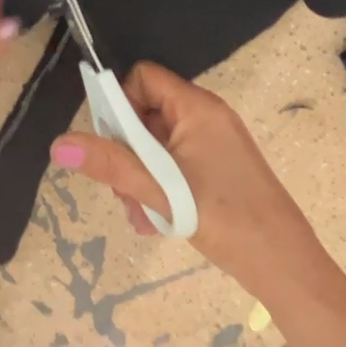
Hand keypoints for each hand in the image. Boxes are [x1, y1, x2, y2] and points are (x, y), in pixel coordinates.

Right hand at [48, 62, 318, 293]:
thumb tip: (58, 144)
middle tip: (123, 187)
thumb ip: (107, 163)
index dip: (120, 102)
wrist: (288, 269)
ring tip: (140, 212)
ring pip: (158, 142)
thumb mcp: (158, 190)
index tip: (114, 141)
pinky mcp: (222, 167)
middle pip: (146, 111)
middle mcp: (208, 116)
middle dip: (126, 149)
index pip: (143, 77)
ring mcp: (217, 143)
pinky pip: (177, 160)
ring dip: (140, 173)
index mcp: (196, 108)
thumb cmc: (224, 218)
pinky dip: (161, 184)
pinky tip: (158, 219)